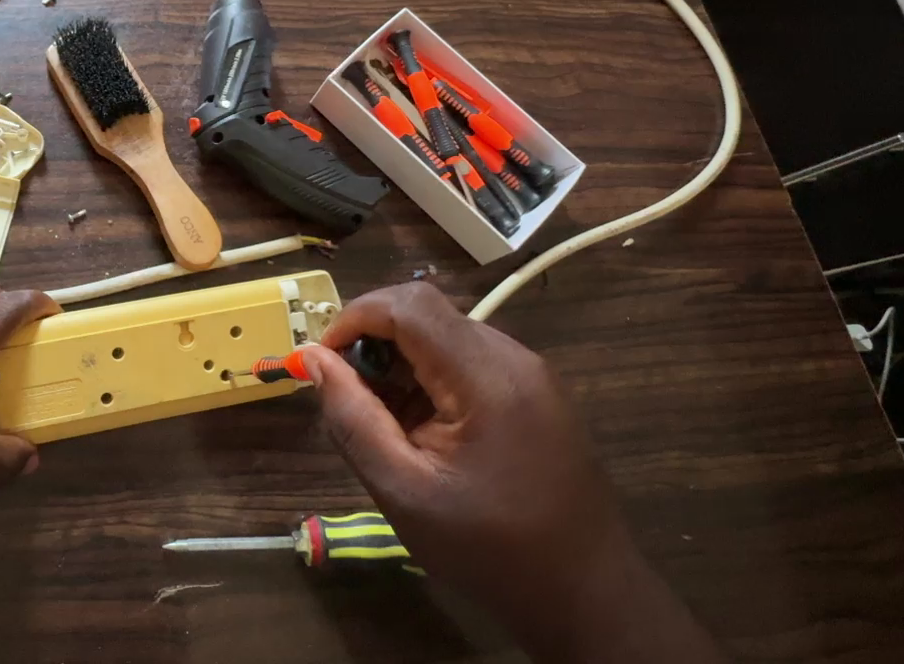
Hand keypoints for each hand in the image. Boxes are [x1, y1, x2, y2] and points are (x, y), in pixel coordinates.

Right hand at [300, 283, 721, 662]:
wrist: (590, 598)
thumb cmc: (490, 551)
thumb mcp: (403, 491)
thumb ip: (352, 418)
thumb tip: (314, 359)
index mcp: (486, 377)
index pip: (408, 305)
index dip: (354, 317)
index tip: (323, 360)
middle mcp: (513, 358)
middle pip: (426, 313)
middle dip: (374, 341)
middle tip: (349, 394)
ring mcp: (531, 372)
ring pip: (444, 334)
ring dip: (401, 361)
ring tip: (386, 420)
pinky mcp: (536, 391)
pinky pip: (468, 358)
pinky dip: (430, 376)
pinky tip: (423, 428)